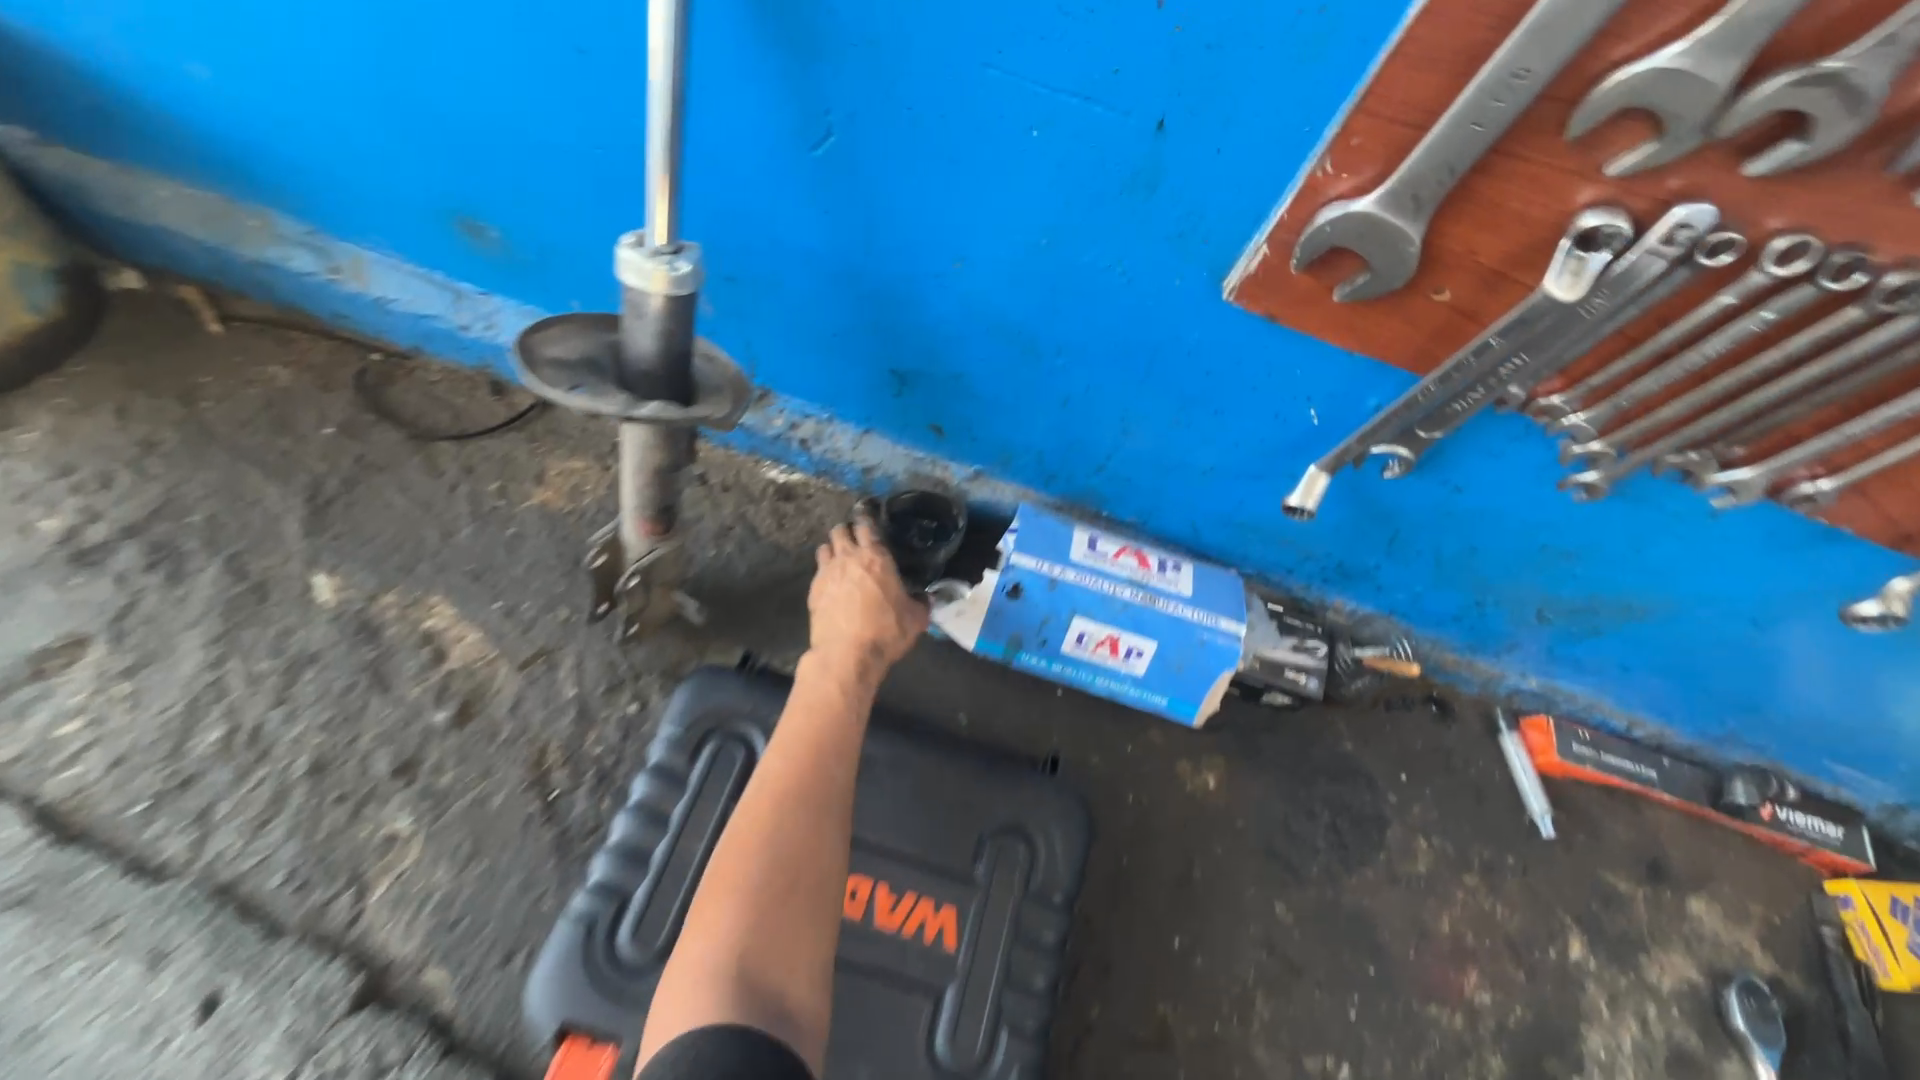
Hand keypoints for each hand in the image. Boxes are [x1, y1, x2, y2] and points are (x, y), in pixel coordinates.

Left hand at [807, 513, 928, 685]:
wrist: (847, 654)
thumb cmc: (886, 632)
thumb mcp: (915, 619)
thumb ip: (921, 603)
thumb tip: (926, 598)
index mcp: (877, 557)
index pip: (868, 526)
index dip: (867, 519)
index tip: (868, 516)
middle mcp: (849, 558)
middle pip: (841, 530)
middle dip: (847, 531)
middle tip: (855, 540)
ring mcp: (827, 572)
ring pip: (825, 547)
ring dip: (833, 549)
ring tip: (841, 559)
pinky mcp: (813, 590)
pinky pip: (818, 571)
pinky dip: (824, 572)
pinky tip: (832, 584)